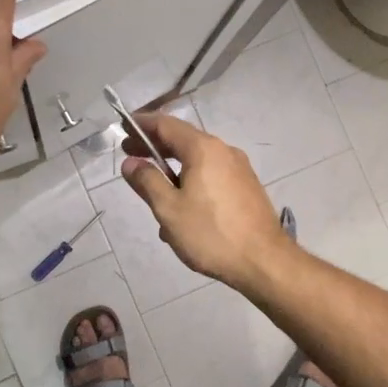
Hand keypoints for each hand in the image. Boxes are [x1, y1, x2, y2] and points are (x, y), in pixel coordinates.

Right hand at [120, 114, 293, 288]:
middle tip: (131, 157)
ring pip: (198, 162)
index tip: (123, 129)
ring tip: (153, 192)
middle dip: (155, 147)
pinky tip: (182, 211)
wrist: (264, 261)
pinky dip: (192, 183)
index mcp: (204, 149)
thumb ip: (147, 181)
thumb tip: (131, 163)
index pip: (166, 125)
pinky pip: (212, 177)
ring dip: (173, 170)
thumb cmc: (211, 234)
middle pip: (183, 140)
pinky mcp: (246, 188)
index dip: (142, 125)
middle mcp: (224, 151)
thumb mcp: (169, 209)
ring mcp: (239, 170)